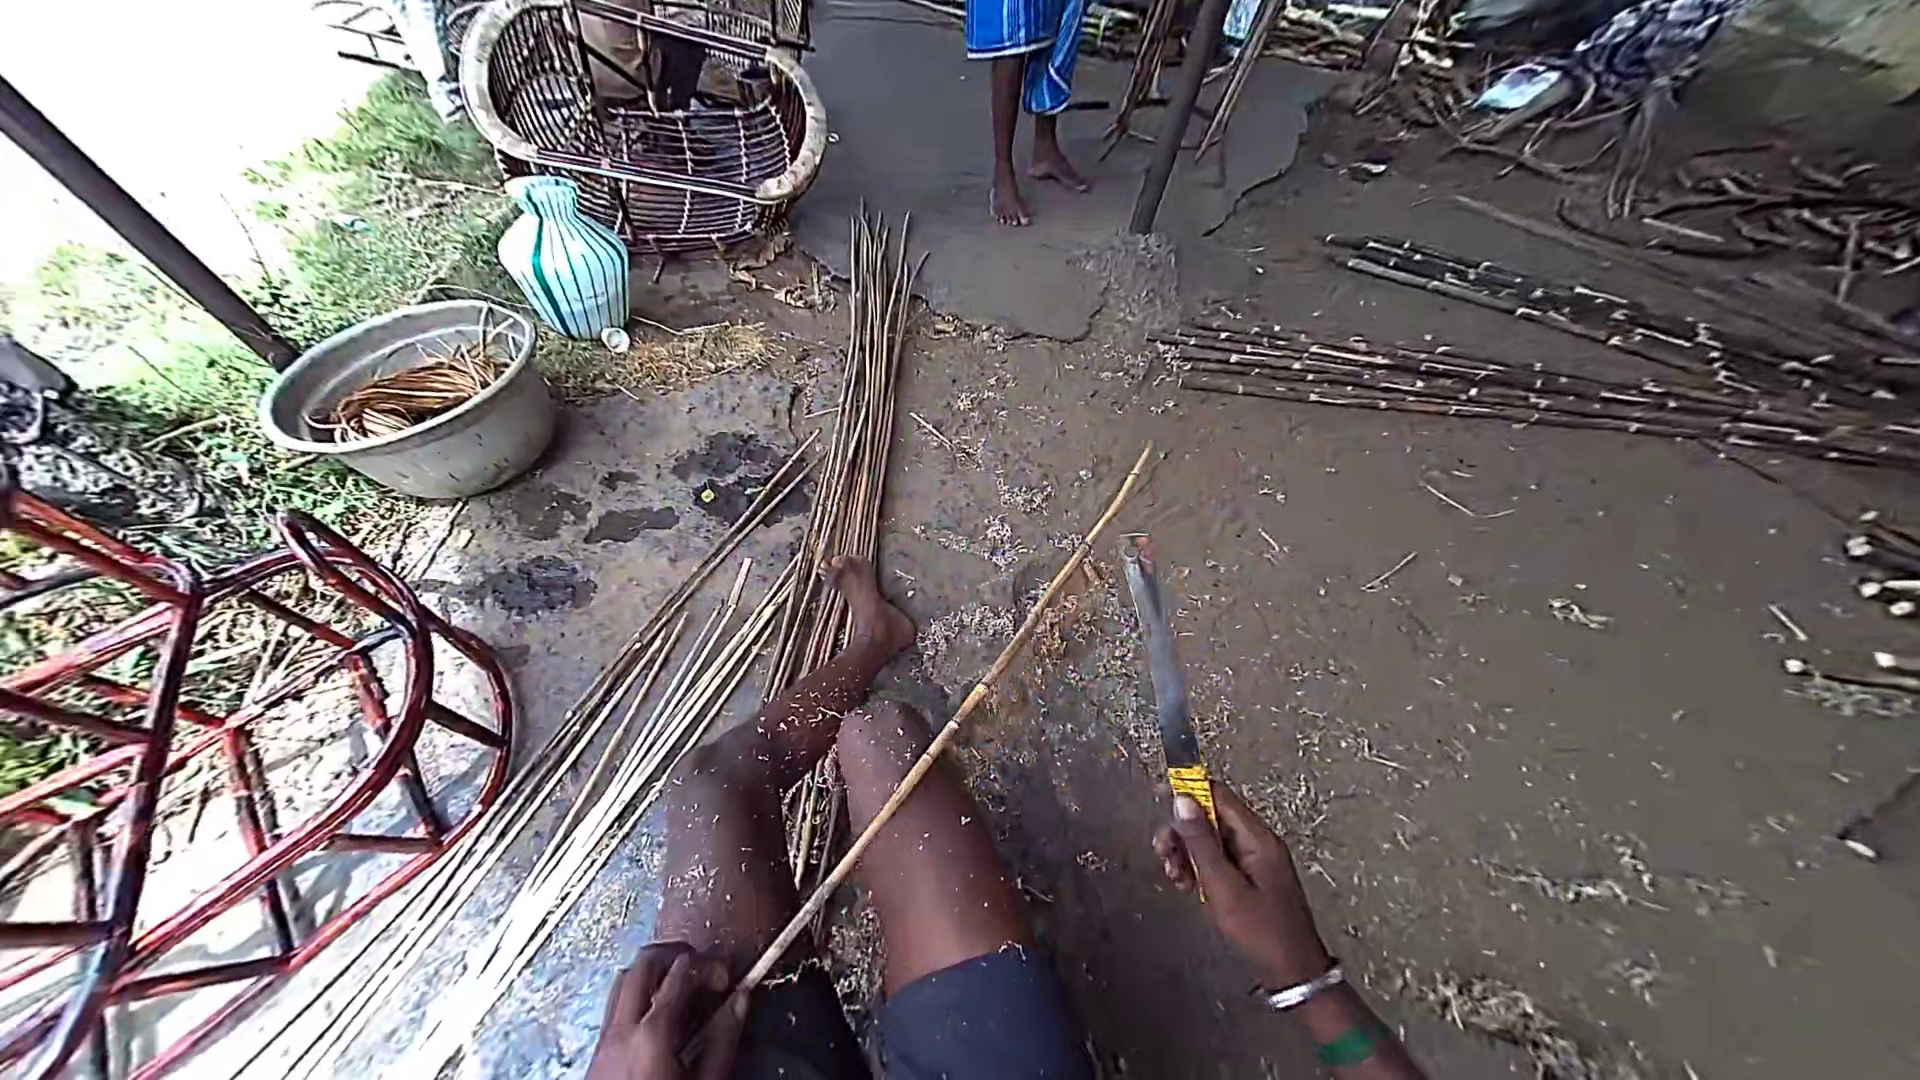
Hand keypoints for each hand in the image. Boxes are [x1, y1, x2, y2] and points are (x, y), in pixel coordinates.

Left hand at [586, 942, 747, 1079]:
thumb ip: (724, 1038)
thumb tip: (741, 999)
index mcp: (653, 1034)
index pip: (683, 969)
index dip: (711, 964)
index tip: (726, 979)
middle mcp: (622, 1031)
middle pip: (645, 962)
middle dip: (676, 954)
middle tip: (700, 966)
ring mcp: (603, 1045)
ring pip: (621, 980)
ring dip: (652, 972)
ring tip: (678, 985)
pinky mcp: (593, 1061)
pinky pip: (613, 1010)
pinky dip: (636, 997)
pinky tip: (657, 1019)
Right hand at [1152, 783, 1333, 987]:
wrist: (1293, 977)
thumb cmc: (1259, 930)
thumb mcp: (1223, 885)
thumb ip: (1200, 841)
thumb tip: (1181, 799)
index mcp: (1257, 837)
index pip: (1218, 795)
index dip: (1188, 790)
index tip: (1159, 794)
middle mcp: (1255, 842)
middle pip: (1210, 818)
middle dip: (1182, 831)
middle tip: (1162, 851)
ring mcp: (1253, 860)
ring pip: (1209, 840)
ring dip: (1186, 852)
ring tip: (1174, 875)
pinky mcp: (1248, 877)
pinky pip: (1216, 859)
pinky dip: (1197, 867)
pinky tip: (1186, 884)